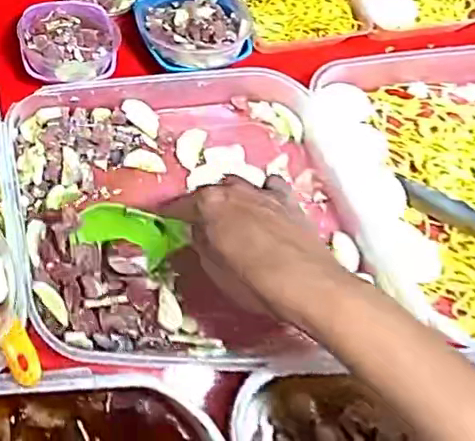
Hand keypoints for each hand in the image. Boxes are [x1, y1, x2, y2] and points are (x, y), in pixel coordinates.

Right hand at [164, 176, 353, 325]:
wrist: (314, 288)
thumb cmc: (257, 283)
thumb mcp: (216, 271)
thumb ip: (202, 245)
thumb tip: (198, 234)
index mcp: (207, 204)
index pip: (178, 205)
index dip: (168, 213)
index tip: (161, 217)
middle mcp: (231, 190)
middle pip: (209, 192)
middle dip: (203, 204)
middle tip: (201, 222)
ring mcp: (261, 193)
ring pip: (238, 186)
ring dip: (232, 197)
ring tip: (233, 213)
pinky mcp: (289, 203)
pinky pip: (270, 188)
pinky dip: (265, 193)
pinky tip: (265, 205)